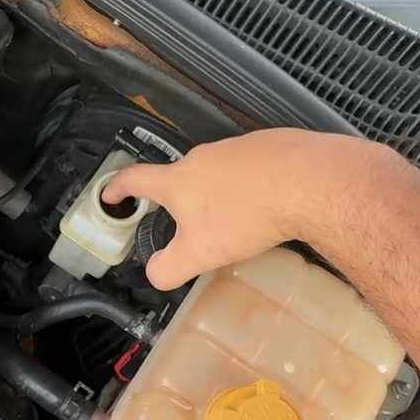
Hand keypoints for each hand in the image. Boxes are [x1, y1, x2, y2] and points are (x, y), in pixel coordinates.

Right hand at [102, 129, 400, 289]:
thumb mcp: (199, 254)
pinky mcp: (272, 144)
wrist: (311, 182)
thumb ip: (169, 268)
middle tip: (182, 220)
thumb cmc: (245, 217)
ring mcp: (238, 146)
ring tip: (231, 216)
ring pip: (216, 169)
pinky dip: (250, 182)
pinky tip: (267, 202)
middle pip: (178, 174)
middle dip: (176, 196)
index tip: (109, 195)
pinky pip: (251, 164)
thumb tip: (154, 275)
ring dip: (215, 190)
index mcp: (178, 181)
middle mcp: (202, 157)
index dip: (116, 188)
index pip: (135, 179)